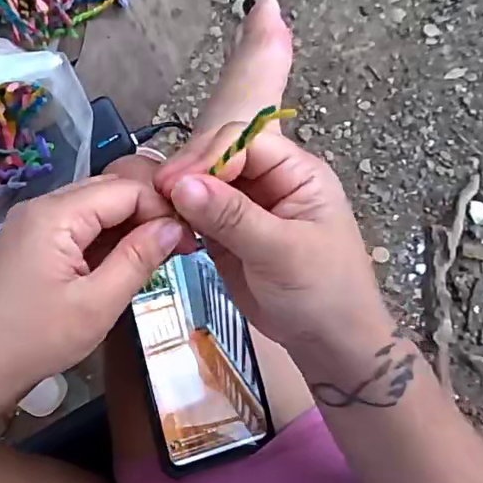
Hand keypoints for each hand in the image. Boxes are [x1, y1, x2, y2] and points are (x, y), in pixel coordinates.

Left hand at [0, 176, 184, 435]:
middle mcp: (41, 207)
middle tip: (179, 248)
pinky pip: (76, 226)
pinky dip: (103, 239)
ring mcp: (32, 223)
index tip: (190, 239)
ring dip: (127, 227)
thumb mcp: (96, 304)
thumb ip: (137, 259)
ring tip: (156, 256)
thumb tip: (174, 226)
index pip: (125, 189)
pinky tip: (123, 261)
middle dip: (147, 214)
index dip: (162, 208)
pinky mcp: (30, 241)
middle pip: (108, 192)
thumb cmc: (35, 340)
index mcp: (55, 214)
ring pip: (94, 208)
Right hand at [151, 126, 390, 354]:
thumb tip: (181, 185)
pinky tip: (166, 226)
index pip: (244, 142)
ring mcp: (245, 208)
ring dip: (179, 194)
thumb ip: (231, 216)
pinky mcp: (226, 234)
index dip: (209, 156)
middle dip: (189, 173)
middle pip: (219, 158)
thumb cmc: (321, 291)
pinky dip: (179, 217)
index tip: (174, 182)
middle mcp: (268, 182)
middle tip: (157, 196)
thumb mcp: (280, 250)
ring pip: (203, 185)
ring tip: (156, 211)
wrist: (326, 341)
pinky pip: (197, 214)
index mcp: (295, 172)